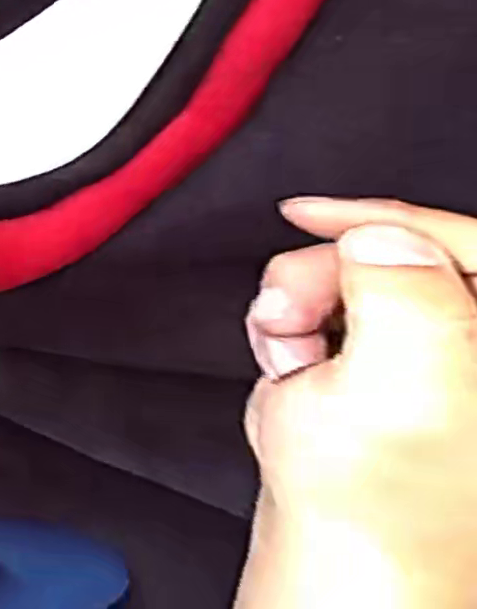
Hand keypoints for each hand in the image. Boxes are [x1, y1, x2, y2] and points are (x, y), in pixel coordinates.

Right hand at [238, 197, 476, 607]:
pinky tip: (301, 360)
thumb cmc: (371, 490)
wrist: (342, 534)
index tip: (313, 215)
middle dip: (322, 282)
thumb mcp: (392, 394)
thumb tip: (385, 240)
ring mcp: (458, 361)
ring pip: (362, 280)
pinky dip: (303, 322)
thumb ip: (408, 307)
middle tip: (291, 322)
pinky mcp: (414, 362)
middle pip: (402, 260)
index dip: (394, 221)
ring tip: (294, 354)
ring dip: (302, 306)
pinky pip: (343, 305)